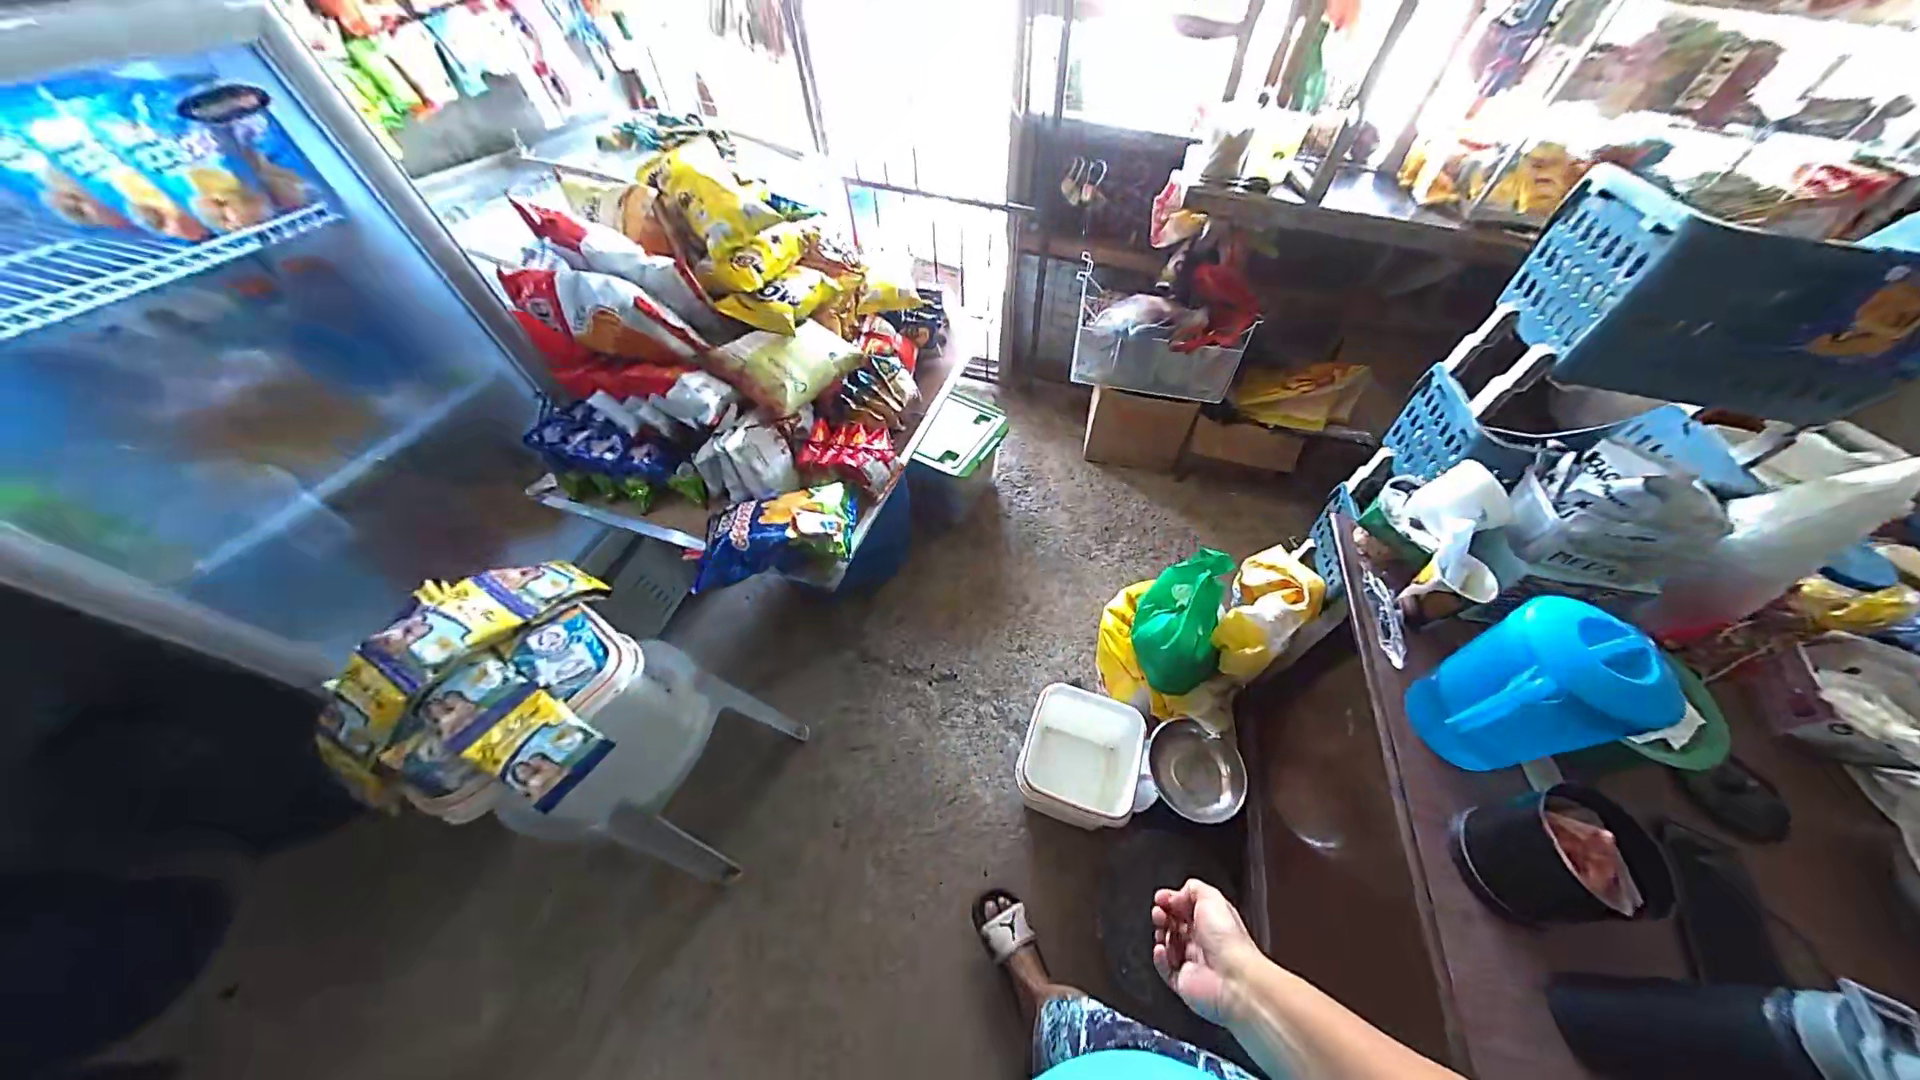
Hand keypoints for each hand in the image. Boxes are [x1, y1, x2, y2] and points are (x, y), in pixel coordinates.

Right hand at [1152, 878, 1259, 1026]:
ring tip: (1161, 930)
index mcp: (1211, 922)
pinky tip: (1161, 949)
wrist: (1235, 980)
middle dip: (1162, 915)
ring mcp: (1193, 963)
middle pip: (1174, 925)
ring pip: (1167, 945)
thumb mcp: (1211, 898)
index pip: (1185, 908)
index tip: (1161, 898)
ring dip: (1160, 934)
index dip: (1171, 900)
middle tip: (1159, 912)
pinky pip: (1165, 969)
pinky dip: (1159, 959)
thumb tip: (1175, 895)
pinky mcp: (1185, 983)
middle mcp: (1203, 942)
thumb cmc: (1228, 941)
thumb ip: (1192, 888)